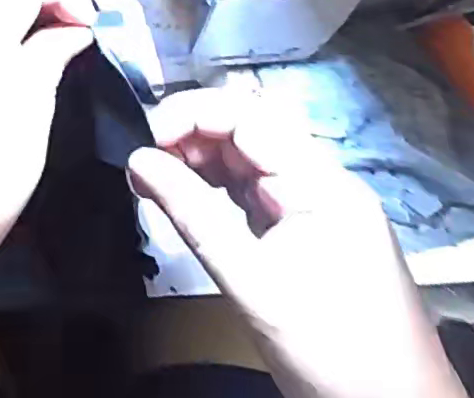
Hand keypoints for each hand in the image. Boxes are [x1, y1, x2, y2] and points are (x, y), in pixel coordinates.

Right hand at [127, 90, 466, 397]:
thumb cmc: (335, 357)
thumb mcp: (254, 285)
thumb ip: (193, 216)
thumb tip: (139, 161)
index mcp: (319, 179)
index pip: (247, 115)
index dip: (191, 117)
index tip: (145, 140)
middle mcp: (321, 179)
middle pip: (249, 131)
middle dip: (193, 137)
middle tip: (146, 161)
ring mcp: (318, 204)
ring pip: (251, 160)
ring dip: (203, 162)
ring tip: (159, 178)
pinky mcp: (311, 230)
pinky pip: (259, 191)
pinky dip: (221, 190)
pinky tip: (193, 198)